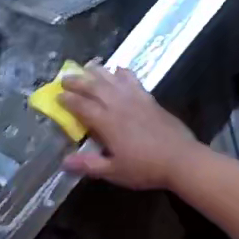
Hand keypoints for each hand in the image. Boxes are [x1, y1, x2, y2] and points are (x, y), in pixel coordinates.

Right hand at [58, 65, 203, 190]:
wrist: (181, 159)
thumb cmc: (145, 168)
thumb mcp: (114, 171)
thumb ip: (89, 165)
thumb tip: (64, 163)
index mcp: (107, 123)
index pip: (82, 107)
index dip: (68, 100)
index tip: (57, 96)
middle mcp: (119, 106)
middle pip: (95, 88)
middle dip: (78, 82)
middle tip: (65, 78)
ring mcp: (136, 100)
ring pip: (113, 80)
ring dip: (98, 72)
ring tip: (88, 67)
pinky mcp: (150, 100)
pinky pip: (133, 81)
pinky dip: (123, 73)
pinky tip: (119, 69)